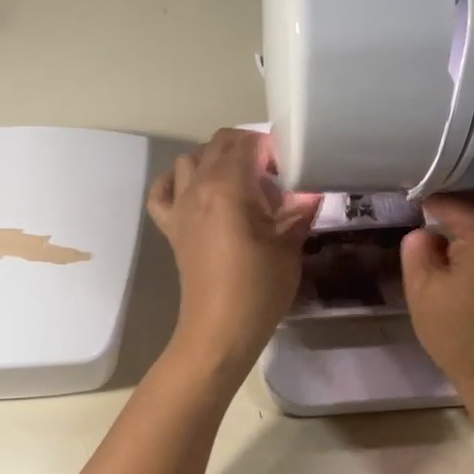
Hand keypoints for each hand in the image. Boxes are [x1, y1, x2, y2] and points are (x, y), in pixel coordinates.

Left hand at [147, 129, 322, 369]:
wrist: (220, 330)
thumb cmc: (259, 288)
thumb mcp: (289, 246)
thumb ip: (299, 211)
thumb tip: (310, 194)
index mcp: (229, 186)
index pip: (249, 144)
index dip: (272, 148)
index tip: (290, 168)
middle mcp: (198, 187)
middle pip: (219, 144)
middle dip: (247, 148)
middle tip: (272, 174)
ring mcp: (180, 207)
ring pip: (190, 160)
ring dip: (215, 160)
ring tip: (241, 182)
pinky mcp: (171, 228)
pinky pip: (163, 192)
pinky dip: (176, 182)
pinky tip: (194, 190)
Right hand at [401, 188, 473, 409]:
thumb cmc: (459, 333)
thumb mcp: (422, 290)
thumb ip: (417, 248)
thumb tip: (425, 230)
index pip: (449, 196)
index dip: (423, 200)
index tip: (406, 208)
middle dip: (454, 193)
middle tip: (426, 210)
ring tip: (444, 221)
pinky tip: (465, 239)